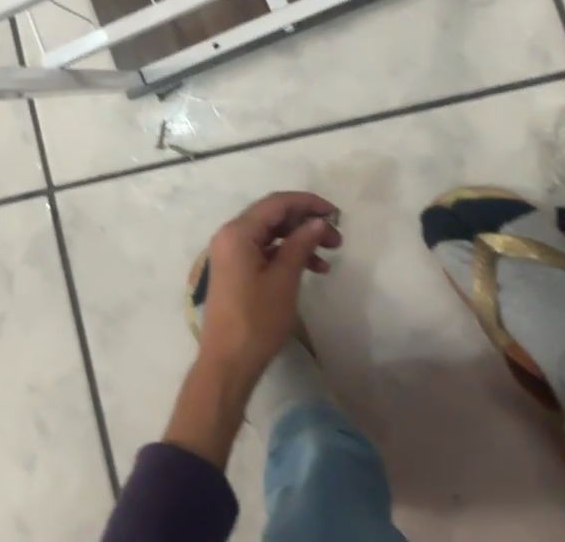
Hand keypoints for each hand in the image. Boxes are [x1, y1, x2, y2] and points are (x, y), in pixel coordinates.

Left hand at [196, 191, 342, 383]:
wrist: (228, 361)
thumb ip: (300, 245)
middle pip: (272, 216)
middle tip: (336, 239)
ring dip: (299, 239)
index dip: (307, 203)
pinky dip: (286, 254)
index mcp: (237, 232)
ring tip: (330, 254)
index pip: (275, 203)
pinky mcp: (235, 269)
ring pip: (270, 233)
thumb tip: (317, 221)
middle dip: (305, 222)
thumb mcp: (284, 280)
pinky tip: (312, 267)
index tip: (336, 213)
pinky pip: (263, 250)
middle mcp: (230, 235)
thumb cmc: (256, 320)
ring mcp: (230, 252)